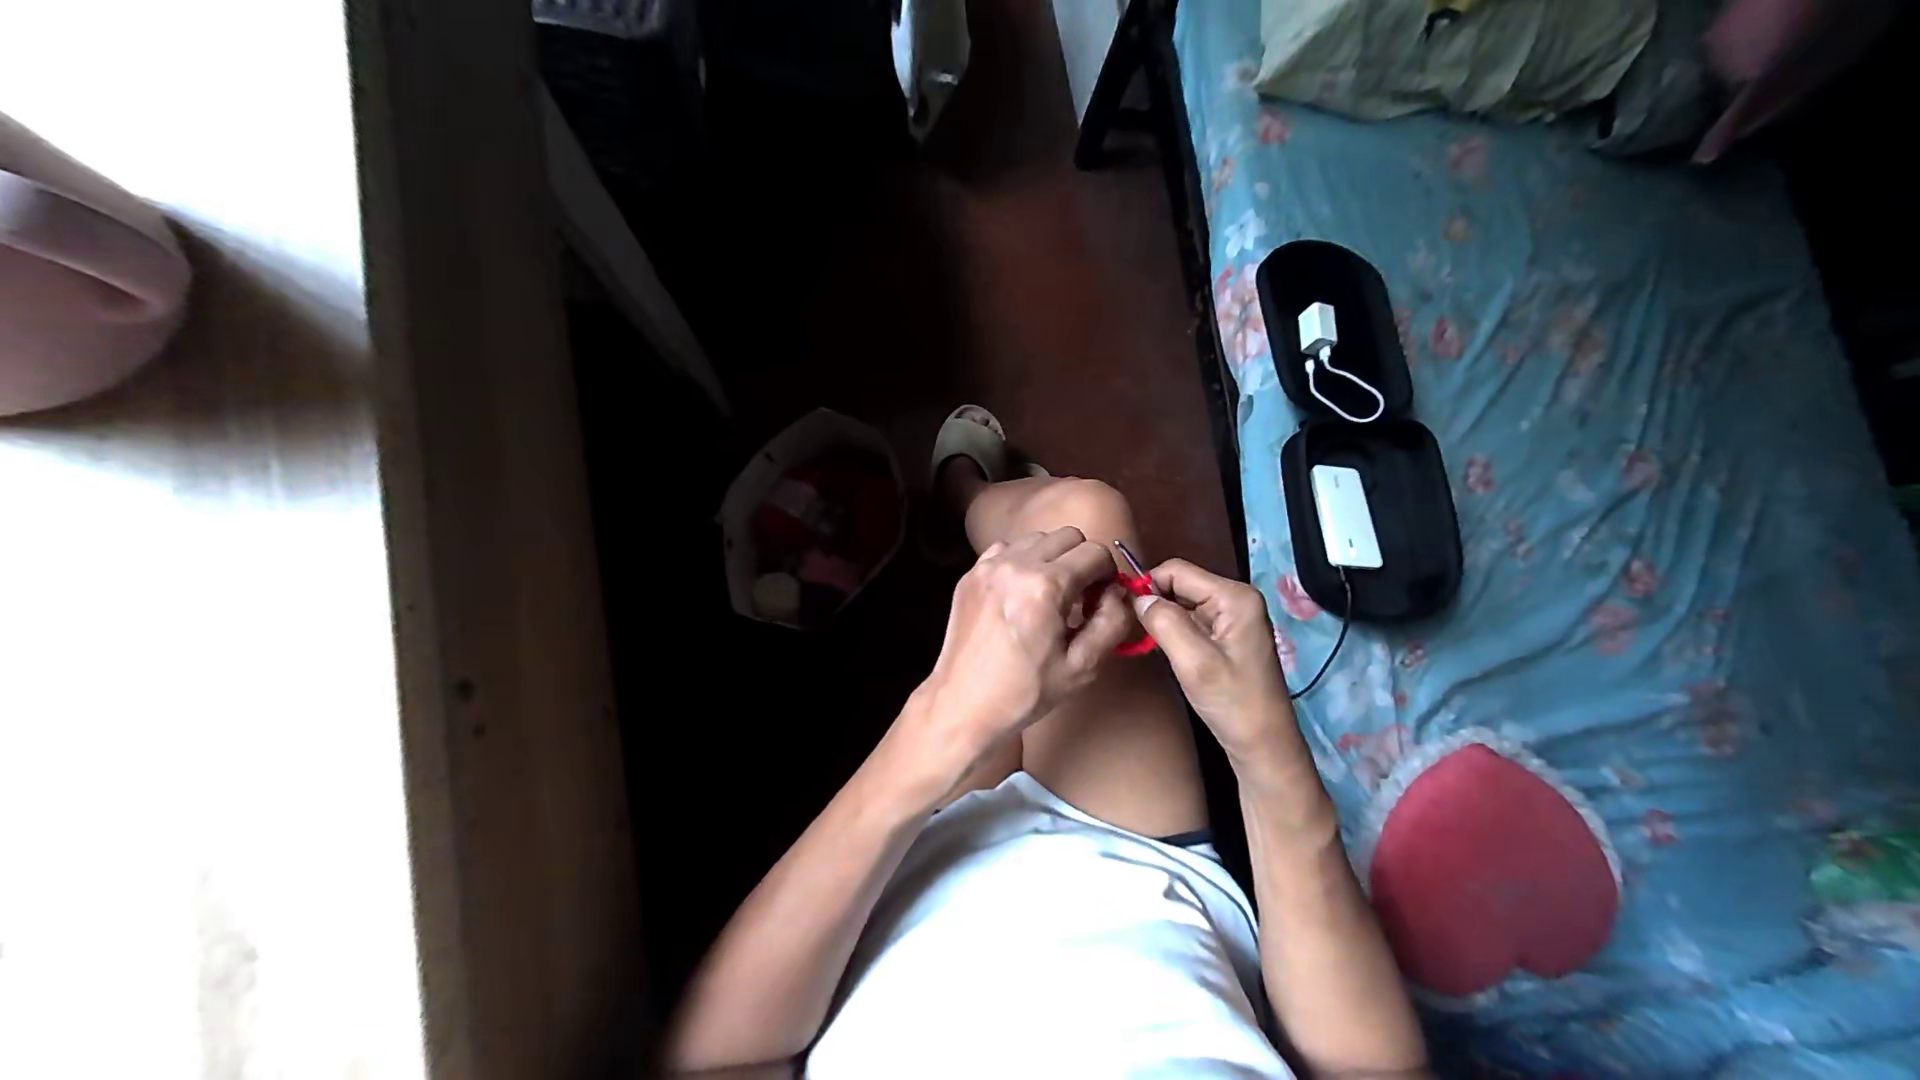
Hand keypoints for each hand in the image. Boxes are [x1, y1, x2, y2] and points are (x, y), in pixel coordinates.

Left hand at [906, 527, 1132, 792]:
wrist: (964, 703)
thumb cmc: (1024, 691)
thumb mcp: (1082, 666)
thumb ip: (1112, 621)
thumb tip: (1119, 592)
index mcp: (1045, 586)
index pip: (1095, 553)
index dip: (1107, 576)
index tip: (1099, 601)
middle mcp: (1015, 565)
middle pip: (1068, 536)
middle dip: (1082, 562)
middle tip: (1078, 598)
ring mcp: (988, 567)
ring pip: (1037, 539)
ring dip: (1052, 559)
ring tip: (1049, 597)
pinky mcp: (971, 574)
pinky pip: (1007, 549)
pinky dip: (1022, 562)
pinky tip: (1021, 594)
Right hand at [1132, 559, 1306, 778]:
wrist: (1263, 745)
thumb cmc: (1233, 703)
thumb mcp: (1193, 661)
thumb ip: (1164, 622)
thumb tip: (1138, 598)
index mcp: (1234, 597)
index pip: (1177, 571)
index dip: (1148, 584)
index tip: (1126, 611)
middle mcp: (1236, 599)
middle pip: (1180, 584)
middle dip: (1154, 602)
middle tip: (1134, 629)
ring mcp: (1232, 618)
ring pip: (1182, 602)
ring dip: (1162, 618)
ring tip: (1146, 640)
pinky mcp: (1226, 635)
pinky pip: (1190, 620)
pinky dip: (1172, 630)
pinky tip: (1163, 648)